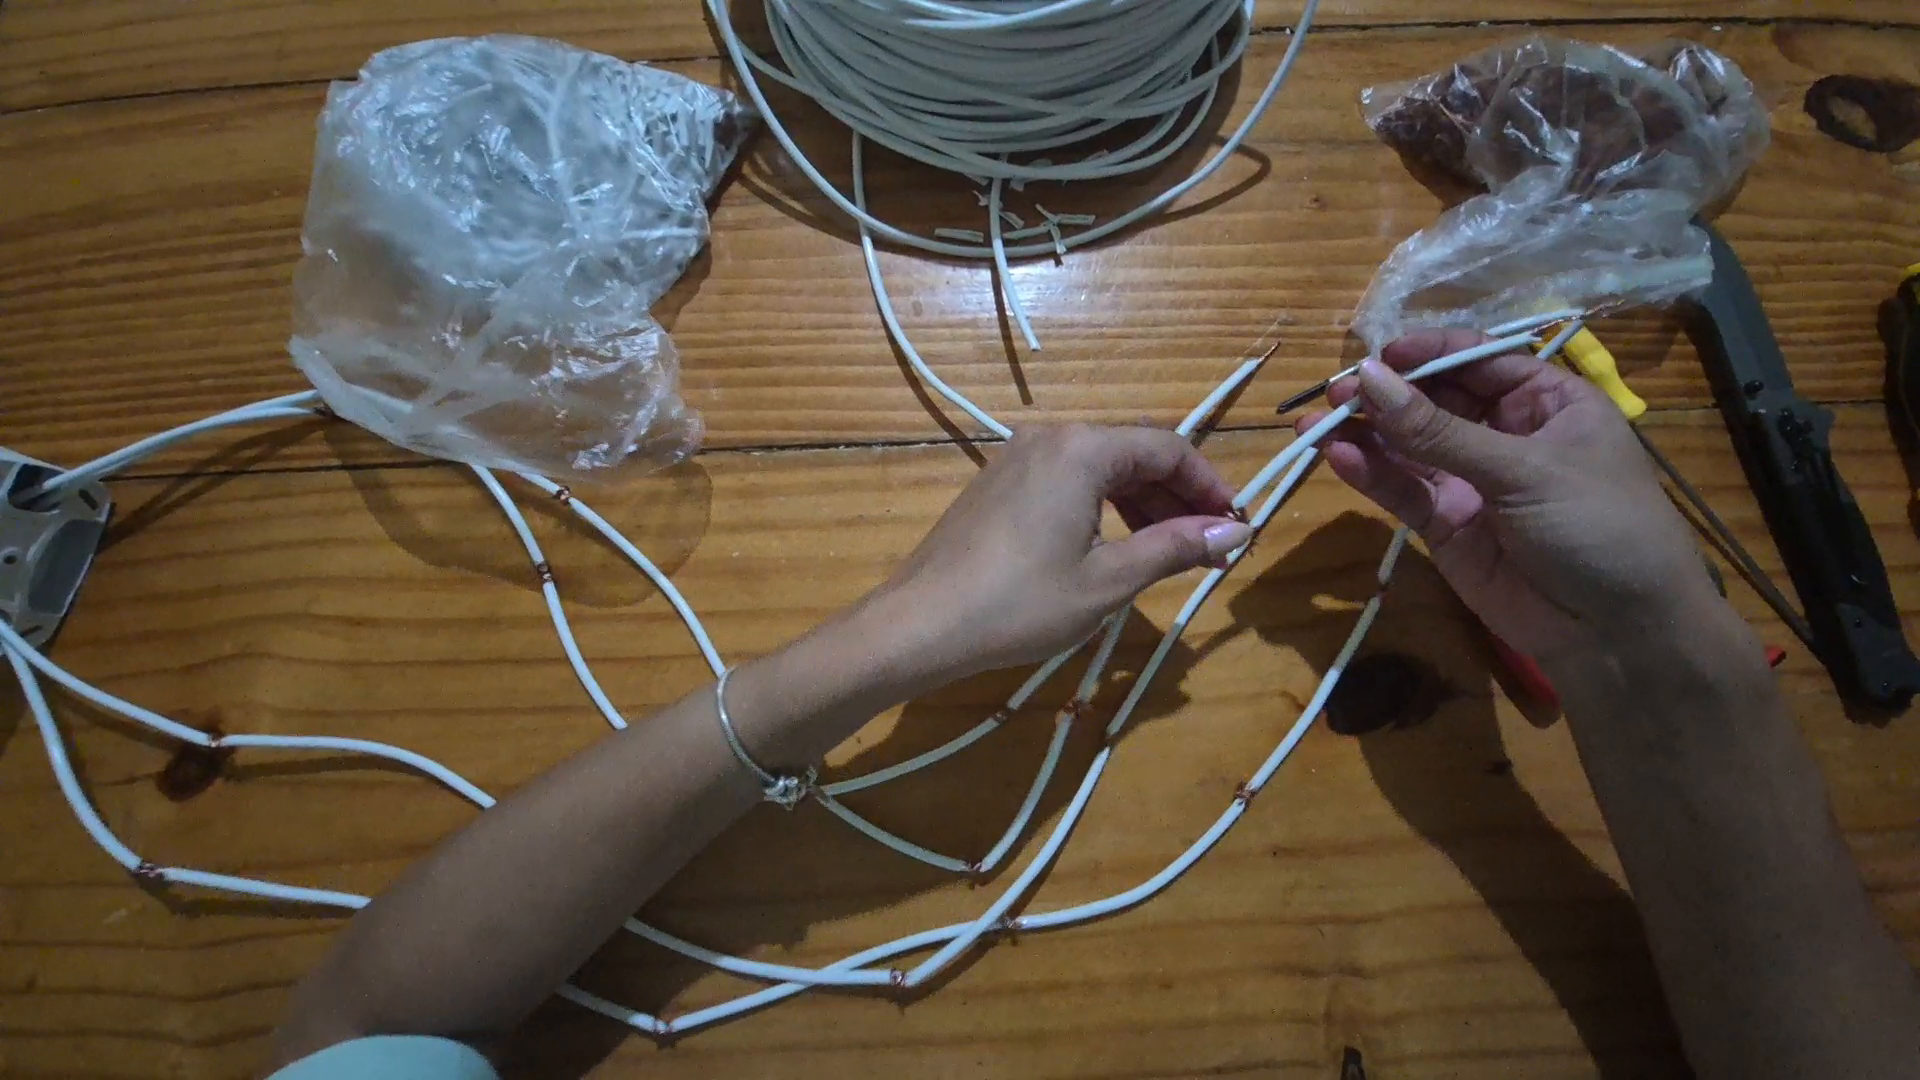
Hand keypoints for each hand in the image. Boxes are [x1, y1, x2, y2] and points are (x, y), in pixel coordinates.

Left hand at [864, 425, 1248, 683]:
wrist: (920, 624)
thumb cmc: (1020, 604)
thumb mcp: (1107, 581)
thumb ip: (1174, 547)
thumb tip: (1235, 531)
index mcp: (1082, 448)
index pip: (1168, 448)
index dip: (1210, 486)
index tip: (1235, 526)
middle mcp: (1049, 437)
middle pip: (1132, 453)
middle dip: (1176, 496)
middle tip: (1207, 545)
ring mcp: (1016, 457)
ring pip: (1097, 469)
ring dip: (1139, 503)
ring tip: (1166, 549)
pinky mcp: (996, 483)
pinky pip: (1064, 481)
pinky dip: (1099, 507)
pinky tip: (1110, 544)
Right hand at [1303, 329, 1725, 662]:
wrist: (1613, 630)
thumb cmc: (1598, 526)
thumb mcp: (1523, 470)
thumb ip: (1438, 432)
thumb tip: (1369, 380)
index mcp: (1547, 405)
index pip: (1479, 363)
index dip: (1429, 356)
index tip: (1379, 357)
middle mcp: (1503, 435)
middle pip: (1432, 403)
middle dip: (1384, 396)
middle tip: (1334, 393)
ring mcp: (1468, 481)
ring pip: (1406, 448)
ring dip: (1361, 434)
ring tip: (1311, 424)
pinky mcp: (1441, 523)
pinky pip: (1400, 490)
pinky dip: (1368, 474)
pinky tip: (1336, 457)